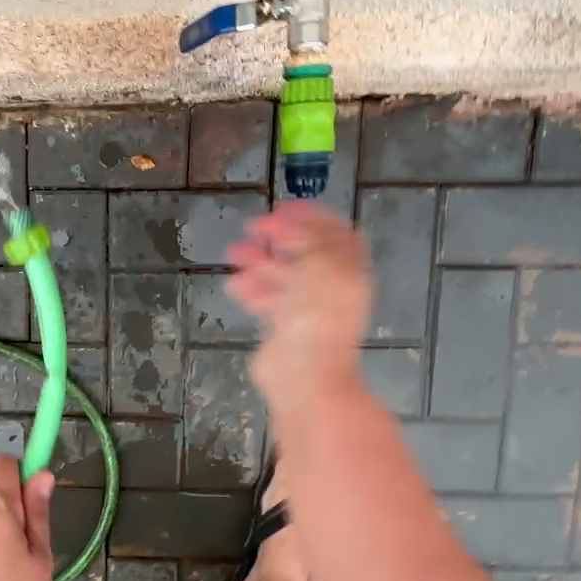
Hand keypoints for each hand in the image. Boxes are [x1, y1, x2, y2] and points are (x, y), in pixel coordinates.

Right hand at [226, 200, 373, 412]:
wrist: (304, 374)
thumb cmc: (316, 317)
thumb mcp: (318, 263)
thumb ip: (307, 238)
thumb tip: (291, 224)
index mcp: (347, 271)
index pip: (335, 233)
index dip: (311, 216)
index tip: (284, 206)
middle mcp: (331, 287)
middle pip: (305, 252)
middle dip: (278, 237)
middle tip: (253, 227)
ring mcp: (308, 309)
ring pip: (282, 276)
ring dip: (258, 262)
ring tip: (233, 254)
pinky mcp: (285, 328)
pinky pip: (268, 300)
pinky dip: (252, 289)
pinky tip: (235, 284)